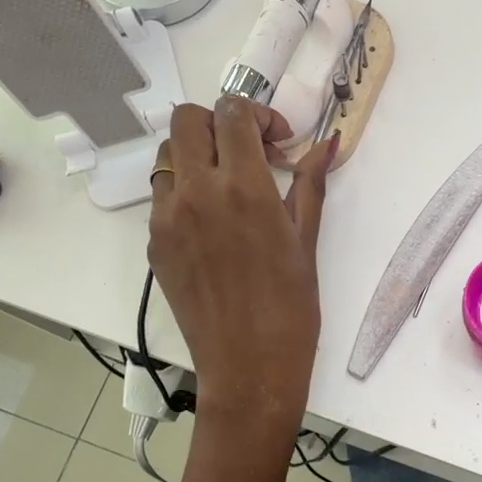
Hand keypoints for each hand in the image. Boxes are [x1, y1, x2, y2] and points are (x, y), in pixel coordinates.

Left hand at [147, 97, 337, 426]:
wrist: (249, 367)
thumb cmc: (291, 312)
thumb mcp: (306, 244)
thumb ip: (310, 186)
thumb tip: (326, 143)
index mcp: (243, 189)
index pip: (233, 114)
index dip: (258, 116)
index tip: (280, 143)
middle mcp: (197, 193)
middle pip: (188, 119)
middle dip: (221, 124)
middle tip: (251, 155)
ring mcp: (168, 217)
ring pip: (166, 153)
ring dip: (196, 154)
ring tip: (228, 187)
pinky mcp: (155, 243)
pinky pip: (162, 196)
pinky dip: (185, 192)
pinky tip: (213, 226)